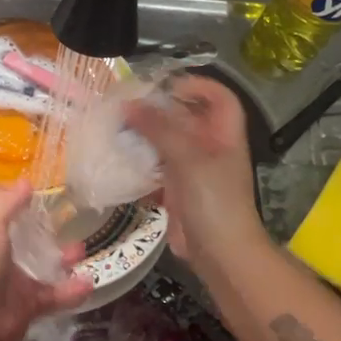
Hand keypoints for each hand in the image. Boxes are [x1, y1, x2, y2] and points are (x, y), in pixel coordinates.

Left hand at [0, 180, 93, 340]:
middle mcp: (0, 255)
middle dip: (45, 229)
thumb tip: (26, 182)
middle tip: (67, 218)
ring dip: (64, 258)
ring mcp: (15, 281)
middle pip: (25, 238)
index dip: (14, 198)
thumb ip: (9, 203)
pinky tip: (89, 282)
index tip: (36, 187)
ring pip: (43, 266)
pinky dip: (72, 290)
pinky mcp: (30, 304)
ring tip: (83, 249)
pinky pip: (55, 295)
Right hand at [124, 74, 265, 268]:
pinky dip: (139, 158)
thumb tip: (129, 104)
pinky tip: (118, 154)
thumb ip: (159, 129)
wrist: (220, 255)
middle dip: (159, 107)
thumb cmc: (214, 201)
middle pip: (187, 116)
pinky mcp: (176, 188)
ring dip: (145, 131)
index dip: (197, 85)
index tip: (165, 85)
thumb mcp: (188, 159)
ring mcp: (193, 168)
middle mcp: (210, 147)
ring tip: (116, 123)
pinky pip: (156, 164)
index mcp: (224, 135)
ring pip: (168, 139)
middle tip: (127, 102)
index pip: (219, 97)